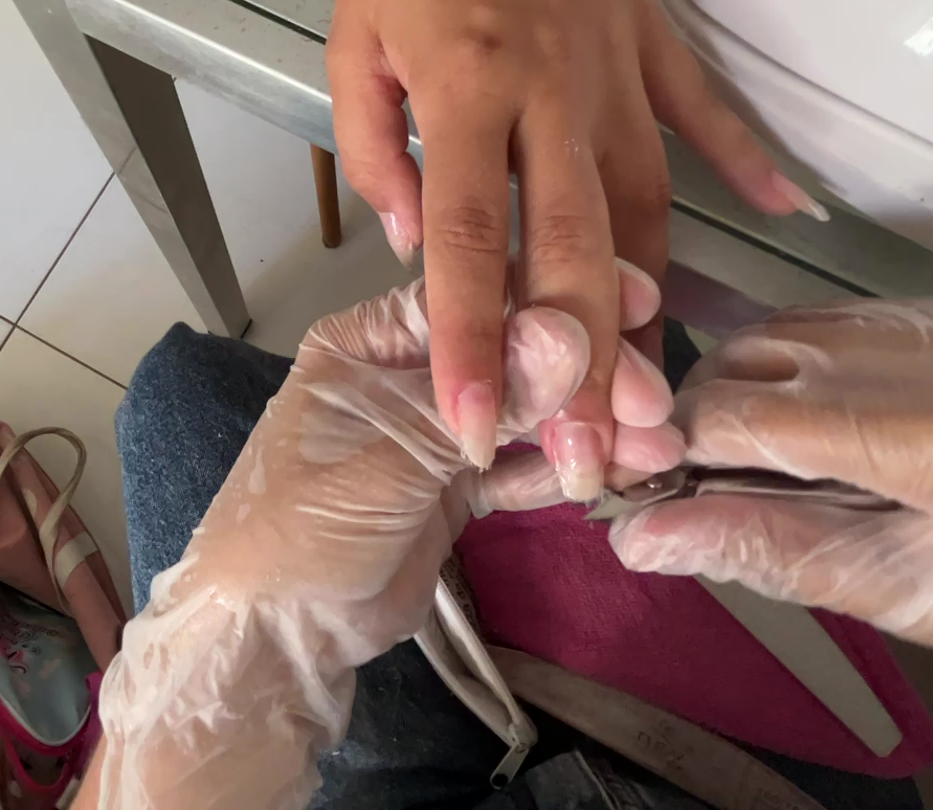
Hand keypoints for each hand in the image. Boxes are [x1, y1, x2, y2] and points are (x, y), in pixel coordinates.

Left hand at [86, 271, 671, 808]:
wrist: (276, 634)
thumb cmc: (304, 529)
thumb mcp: (392, 459)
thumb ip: (486, 402)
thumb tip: (572, 332)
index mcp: (369, 339)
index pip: (470, 298)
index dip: (551, 298)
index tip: (636, 302)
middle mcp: (404, 370)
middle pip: (507, 353)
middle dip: (581, 375)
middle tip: (653, 405)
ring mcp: (431, 428)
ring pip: (521, 411)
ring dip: (583, 427)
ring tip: (655, 450)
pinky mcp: (451, 482)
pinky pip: (515, 463)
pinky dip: (559, 468)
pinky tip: (614, 474)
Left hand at [328, 0, 822, 501]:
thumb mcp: (351, 52)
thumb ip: (378, 155)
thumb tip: (421, 246)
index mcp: (465, 92)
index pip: (470, 242)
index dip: (470, 343)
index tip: (472, 427)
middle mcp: (552, 89)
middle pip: (576, 248)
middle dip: (583, 364)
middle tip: (595, 458)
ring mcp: (614, 63)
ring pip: (645, 202)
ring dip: (652, 301)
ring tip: (658, 393)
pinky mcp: (649, 35)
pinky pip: (703, 108)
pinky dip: (746, 159)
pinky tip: (782, 216)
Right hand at [608, 289, 932, 739]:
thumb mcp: (907, 598)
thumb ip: (761, 552)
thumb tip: (637, 539)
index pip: (742, 414)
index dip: (679, 445)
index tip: (657, 479)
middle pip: (754, 353)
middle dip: (707, 408)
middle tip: (708, 467)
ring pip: (791, 324)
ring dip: (752, 377)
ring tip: (767, 439)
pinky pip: (848, 316)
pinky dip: (809, 357)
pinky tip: (828, 406)